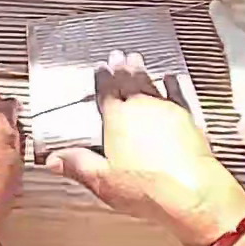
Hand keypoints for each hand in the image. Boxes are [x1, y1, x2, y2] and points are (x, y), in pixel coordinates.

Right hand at [46, 52, 244, 245]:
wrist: (190, 190)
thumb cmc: (146, 187)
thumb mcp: (103, 180)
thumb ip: (78, 164)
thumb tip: (54, 158)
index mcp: (118, 118)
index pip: (106, 92)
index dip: (102, 79)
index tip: (100, 67)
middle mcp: (141, 106)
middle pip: (128, 81)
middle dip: (121, 68)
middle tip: (117, 55)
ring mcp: (166, 108)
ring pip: (150, 82)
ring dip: (142, 70)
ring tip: (137, 60)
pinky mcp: (187, 116)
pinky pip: (178, 92)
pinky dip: (173, 82)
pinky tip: (172, 76)